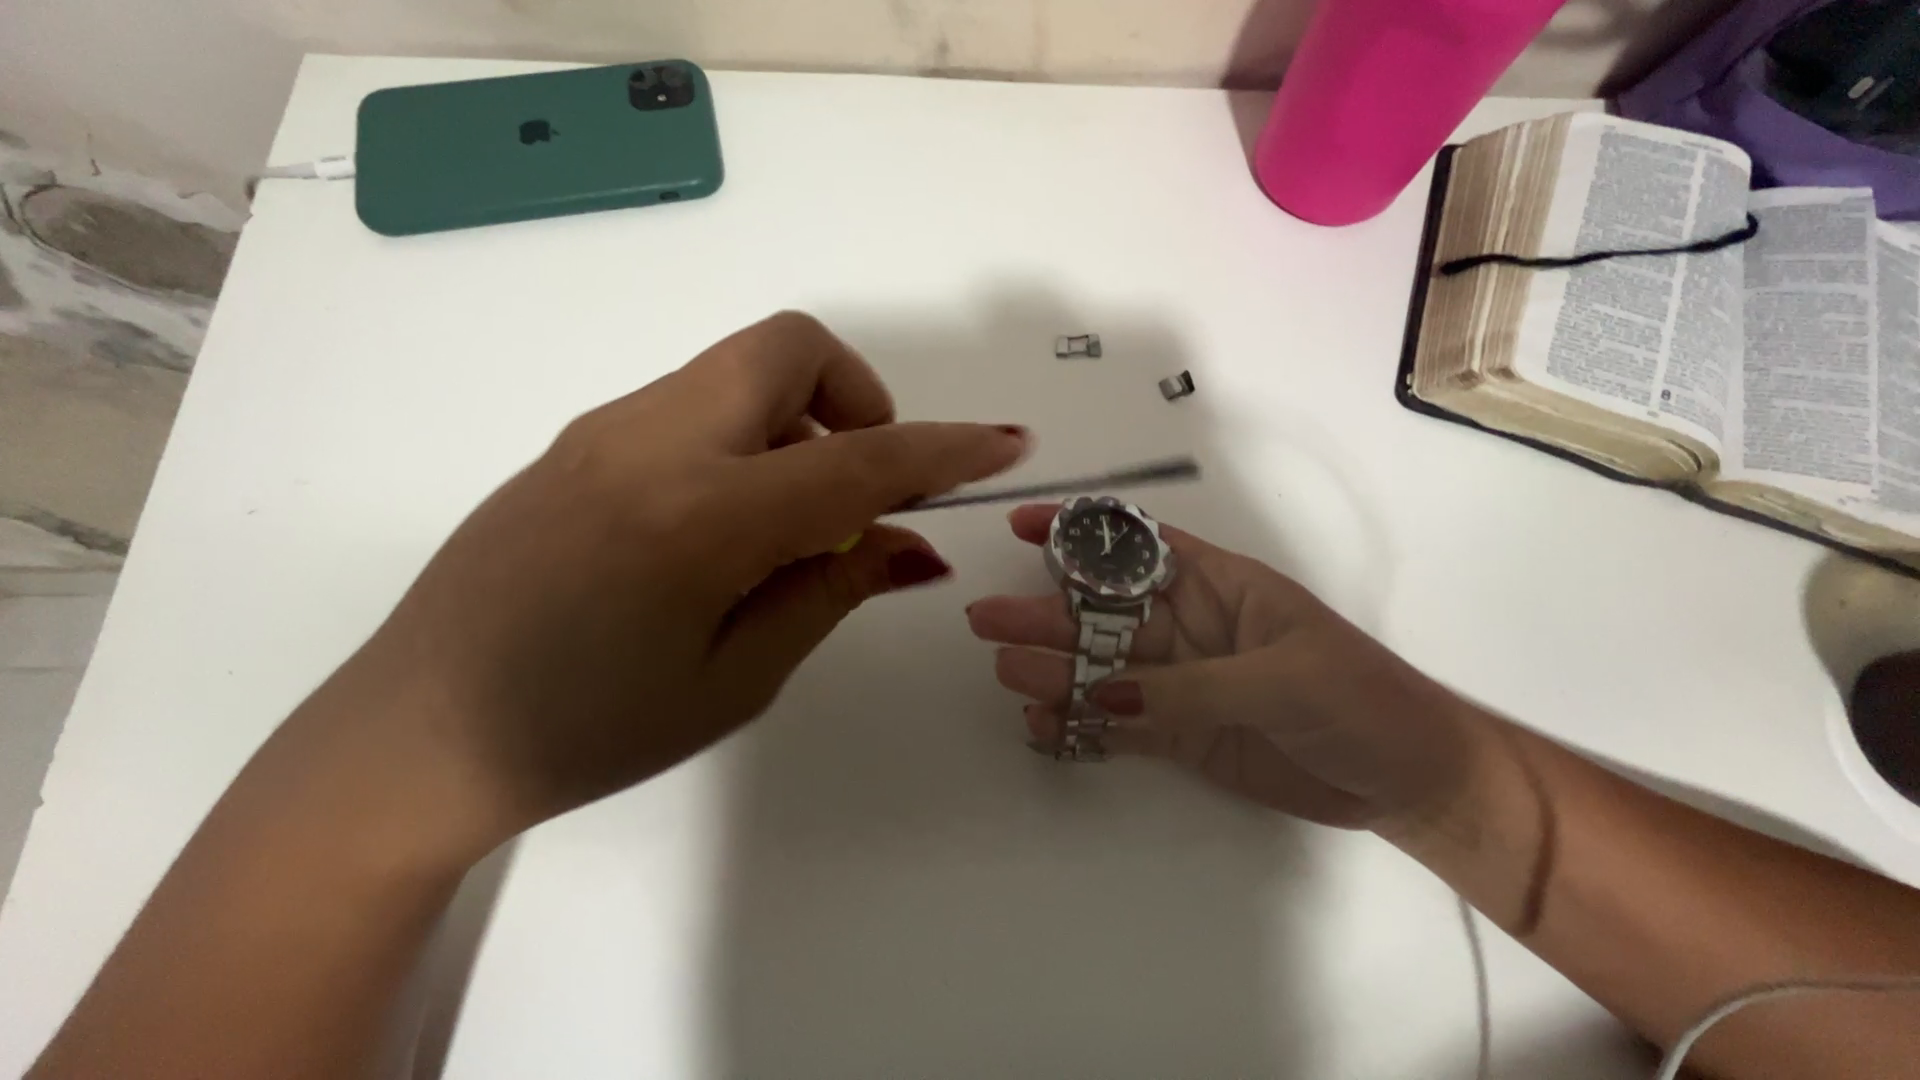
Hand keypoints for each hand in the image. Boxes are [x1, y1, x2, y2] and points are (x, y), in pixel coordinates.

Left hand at [304, 312, 1025, 837]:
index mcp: (699, 516)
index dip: (944, 450)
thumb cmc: (590, 732)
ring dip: (800, 422)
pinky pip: (693, 404)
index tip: (1008, 444)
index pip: (857, 459)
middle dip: (857, 399)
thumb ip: (830, 590)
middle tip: (860, 492)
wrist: (419, 736)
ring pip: (739, 372)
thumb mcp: (736, 678)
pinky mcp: (576, 443)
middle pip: (789, 347)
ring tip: (790, 526)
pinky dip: (747, 438)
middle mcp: (650, 441)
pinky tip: (726, 528)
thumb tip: (916, 547)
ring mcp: (603, 431)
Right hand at [968, 505, 1488, 831]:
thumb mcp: (1284, 678)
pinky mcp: (1182, 734)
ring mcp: (1182, 682)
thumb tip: (1105, 695)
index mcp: (1219, 587)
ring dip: (1056, 671)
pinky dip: (1082, 726)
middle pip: (1104, 614)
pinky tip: (1042, 726)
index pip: (1138, 548)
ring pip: (1104, 670)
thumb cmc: (1360, 699)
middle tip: (986, 621)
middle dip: (1047, 613)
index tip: (1022, 527)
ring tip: (1007, 675)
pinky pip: (1121, 724)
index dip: (1080, 534)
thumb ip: (1191, 685)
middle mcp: (1190, 628)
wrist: (1406, 779)